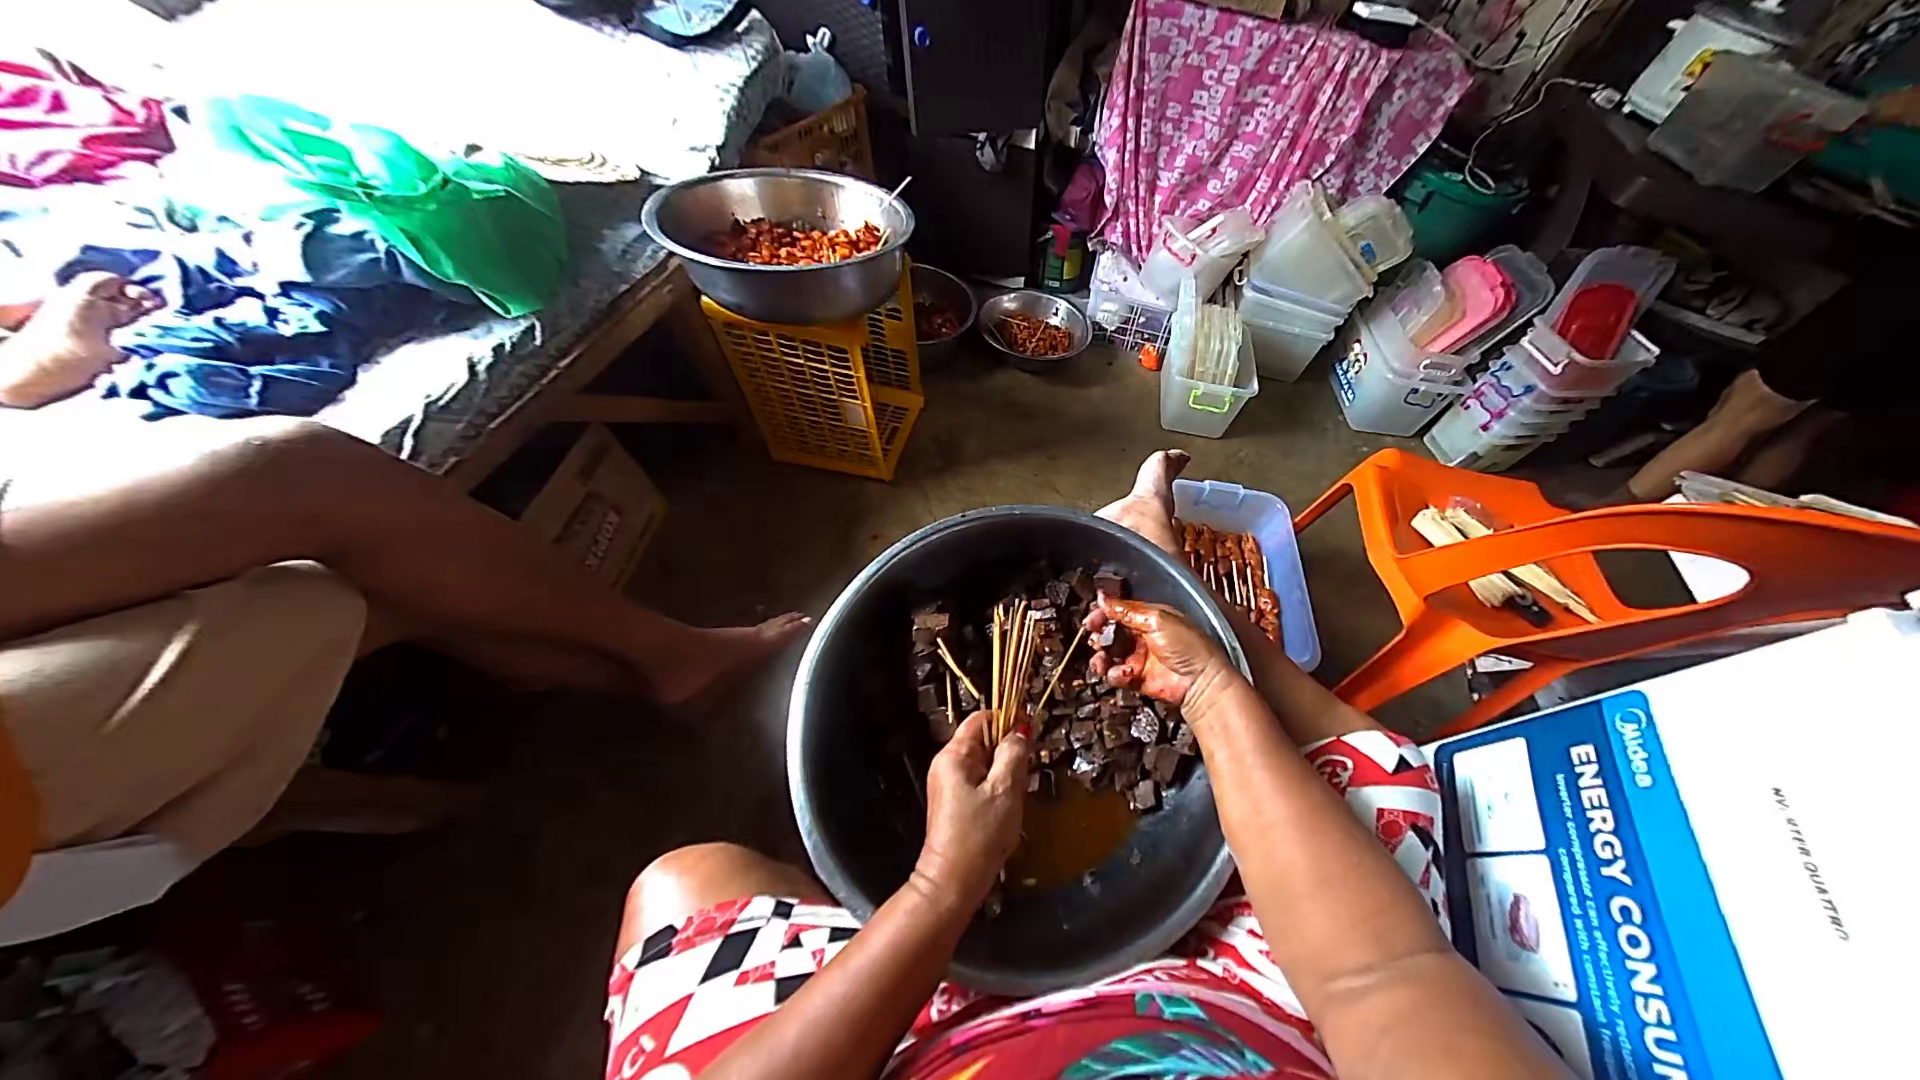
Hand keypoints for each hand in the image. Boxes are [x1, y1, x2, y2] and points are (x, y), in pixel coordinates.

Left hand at [914, 710, 1028, 907]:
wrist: (954, 882)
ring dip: (1006, 771)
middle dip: (1009, 750)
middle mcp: (947, 764)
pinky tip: (1009, 805)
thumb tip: (1021, 729)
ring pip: (986, 762)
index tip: (1031, 731)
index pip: (981, 719)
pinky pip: (981, 781)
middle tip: (1027, 770)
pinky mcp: (956, 802)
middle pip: (984, 740)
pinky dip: (999, 787)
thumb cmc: (980, 834)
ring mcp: (950, 784)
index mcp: (953, 755)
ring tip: (1018, 792)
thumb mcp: (1005, 790)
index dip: (1007, 719)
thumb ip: (1014, 754)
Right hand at [1086, 597, 1239, 714]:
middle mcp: (1142, 636)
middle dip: (1098, 633)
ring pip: (1108, 654)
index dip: (1104, 612)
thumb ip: (1128, 610)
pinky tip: (1123, 673)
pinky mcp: (1136, 677)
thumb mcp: (1158, 619)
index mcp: (1149, 617)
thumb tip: (1105, 599)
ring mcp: (1138, 657)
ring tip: (1101, 659)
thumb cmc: (1190, 647)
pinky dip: (1114, 673)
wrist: (1200, 681)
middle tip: (1094, 636)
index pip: (1119, 610)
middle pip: (1110, 631)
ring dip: (1101, 656)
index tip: (1093, 616)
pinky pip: (1115, 674)